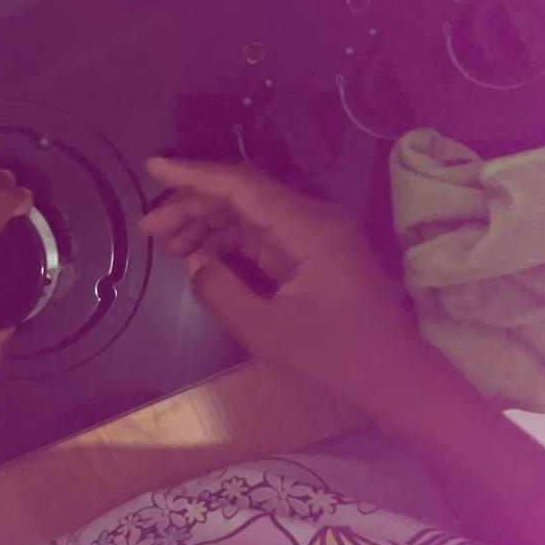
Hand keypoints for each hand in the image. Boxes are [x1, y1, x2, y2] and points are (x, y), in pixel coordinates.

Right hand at [139, 157, 418, 409]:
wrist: (396, 377)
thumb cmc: (338, 358)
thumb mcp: (268, 332)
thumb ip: (221, 291)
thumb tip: (192, 259)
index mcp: (308, 228)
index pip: (242, 186)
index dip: (193, 175)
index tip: (153, 166)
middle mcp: (312, 218)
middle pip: (241, 195)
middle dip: (192, 204)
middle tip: (149, 227)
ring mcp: (313, 233)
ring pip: (247, 212)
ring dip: (206, 221)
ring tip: (167, 243)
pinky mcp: (310, 251)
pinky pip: (260, 233)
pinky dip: (226, 239)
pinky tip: (197, 253)